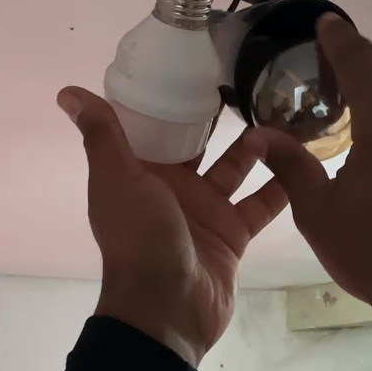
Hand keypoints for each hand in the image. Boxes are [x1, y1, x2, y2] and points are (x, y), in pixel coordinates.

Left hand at [59, 86, 288, 366]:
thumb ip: (103, 135)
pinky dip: (280, 186)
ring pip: (235, 170)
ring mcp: (206, 213)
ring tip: (281, 117)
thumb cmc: (139, 238)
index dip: (172, 99)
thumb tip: (67, 91)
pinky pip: (260, 204)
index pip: (156, 128)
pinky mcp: (233, 235)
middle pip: (199, 146)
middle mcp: (173, 189)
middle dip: (220, 118)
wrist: (168, 308)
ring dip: (257, 147)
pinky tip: (304, 158)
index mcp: (140, 173)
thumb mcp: (117, 179)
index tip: (198, 62)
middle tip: (252, 79)